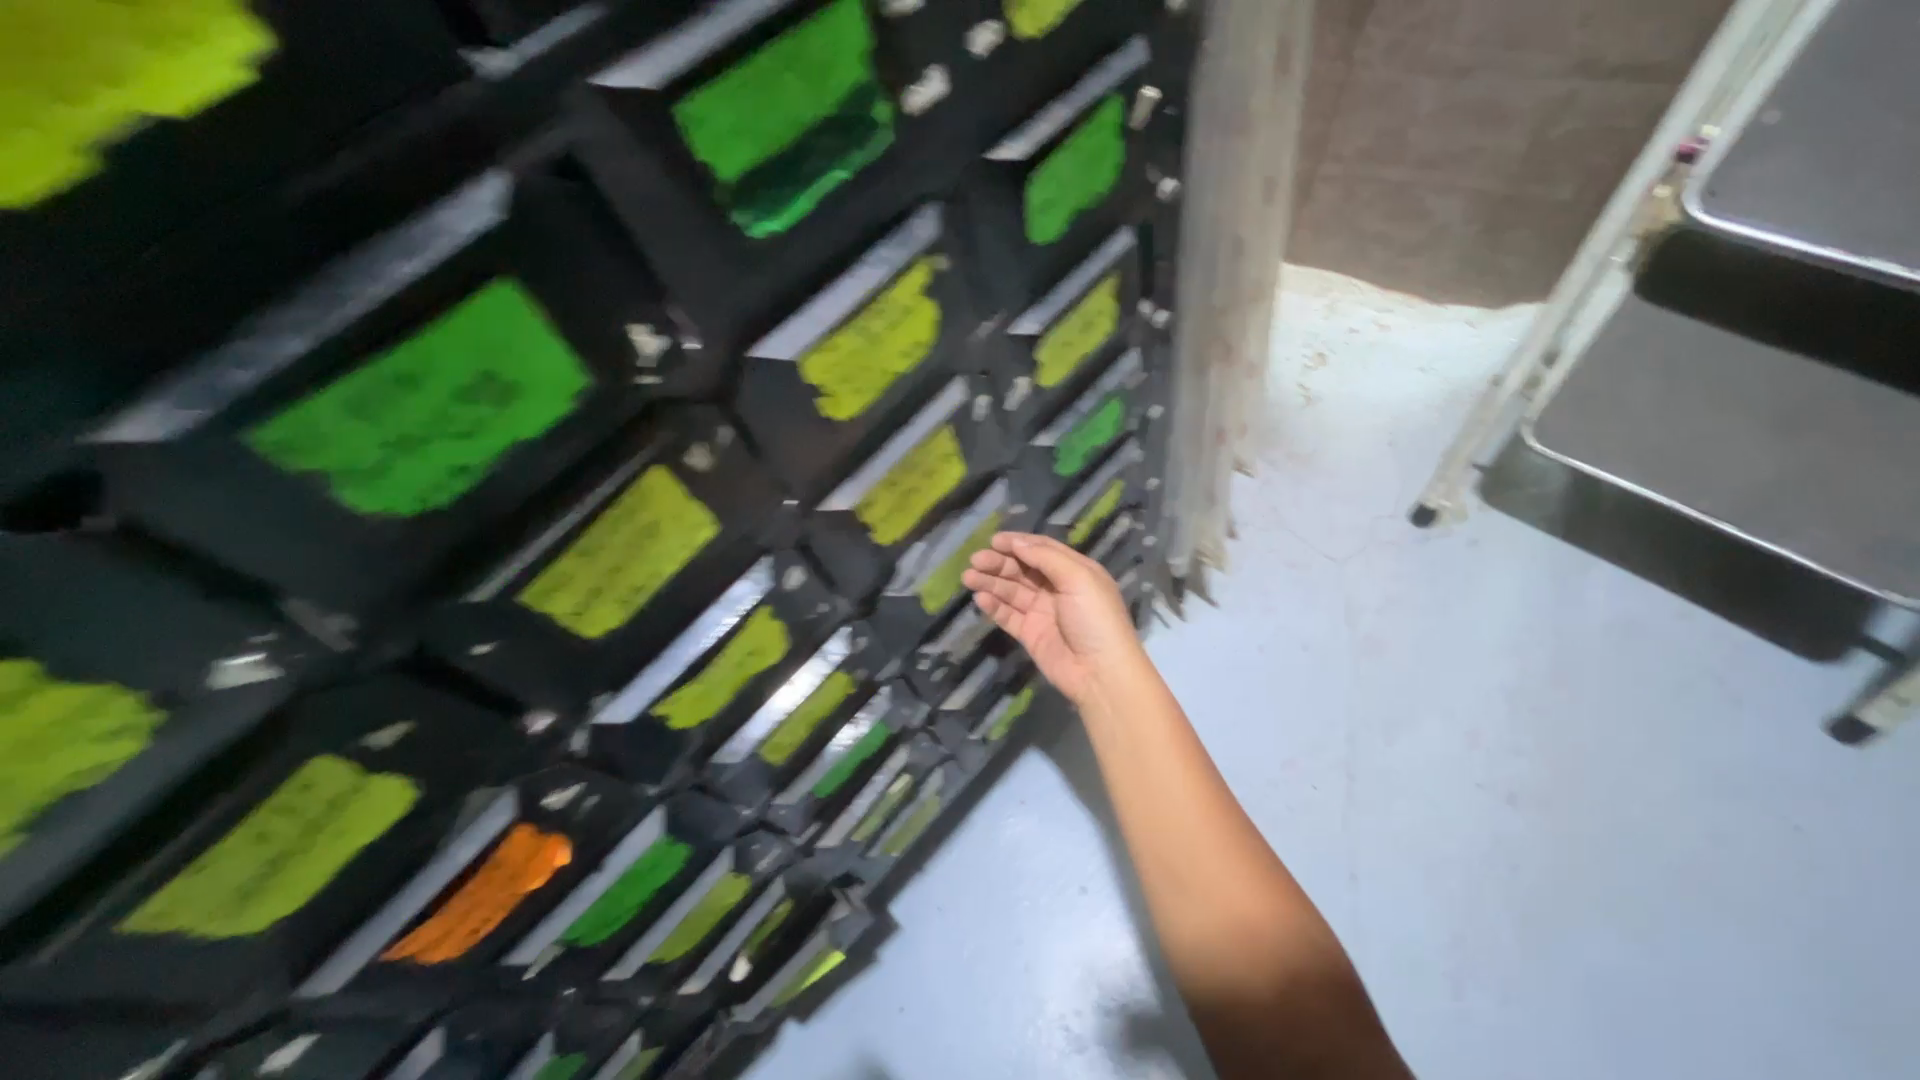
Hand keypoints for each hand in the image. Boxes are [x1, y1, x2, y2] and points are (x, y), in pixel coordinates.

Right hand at [962, 532, 1146, 707]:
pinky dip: (994, 606)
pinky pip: (1008, 615)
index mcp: (1075, 571)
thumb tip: (1017, 542)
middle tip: (976, 559)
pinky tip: (980, 598)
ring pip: (1011, 591)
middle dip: (999, 562)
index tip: (994, 540)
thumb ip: (1046, 558)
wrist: (1100, 672)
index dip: (1018, 543)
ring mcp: (1042, 612)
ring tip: (968, 577)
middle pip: (1022, 569)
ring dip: (990, 582)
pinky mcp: (1030, 634)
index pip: (1042, 549)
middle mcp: (1057, 588)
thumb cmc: (1095, 618)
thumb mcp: (1078, 578)